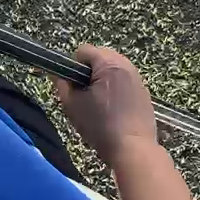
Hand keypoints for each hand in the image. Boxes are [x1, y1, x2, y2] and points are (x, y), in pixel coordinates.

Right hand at [55, 43, 159, 164]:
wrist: (132, 148)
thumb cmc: (99, 126)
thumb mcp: (71, 104)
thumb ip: (61, 84)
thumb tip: (55, 73)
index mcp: (109, 64)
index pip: (83, 51)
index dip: (72, 67)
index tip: (73, 85)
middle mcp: (126, 65)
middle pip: (99, 56)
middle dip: (88, 71)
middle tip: (84, 94)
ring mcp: (137, 78)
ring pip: (112, 68)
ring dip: (102, 78)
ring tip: (98, 102)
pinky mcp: (144, 91)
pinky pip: (123, 80)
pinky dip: (114, 87)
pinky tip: (112, 108)